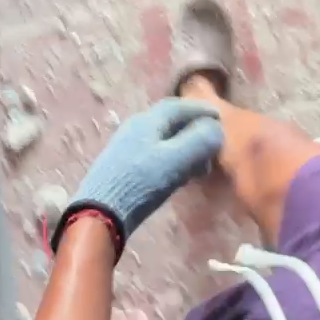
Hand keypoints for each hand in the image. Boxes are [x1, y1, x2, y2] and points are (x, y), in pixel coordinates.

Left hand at [50, 98, 224, 255]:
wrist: (99, 213)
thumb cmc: (140, 183)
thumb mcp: (175, 161)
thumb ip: (199, 142)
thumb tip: (216, 129)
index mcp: (148, 121)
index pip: (179, 106)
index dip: (201, 109)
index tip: (220, 117)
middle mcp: (136, 127)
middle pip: (170, 121)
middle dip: (194, 130)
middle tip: (212, 144)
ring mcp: (127, 146)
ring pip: (163, 139)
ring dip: (185, 147)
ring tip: (200, 166)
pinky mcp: (123, 166)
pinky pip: (155, 154)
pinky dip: (173, 159)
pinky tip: (178, 176)